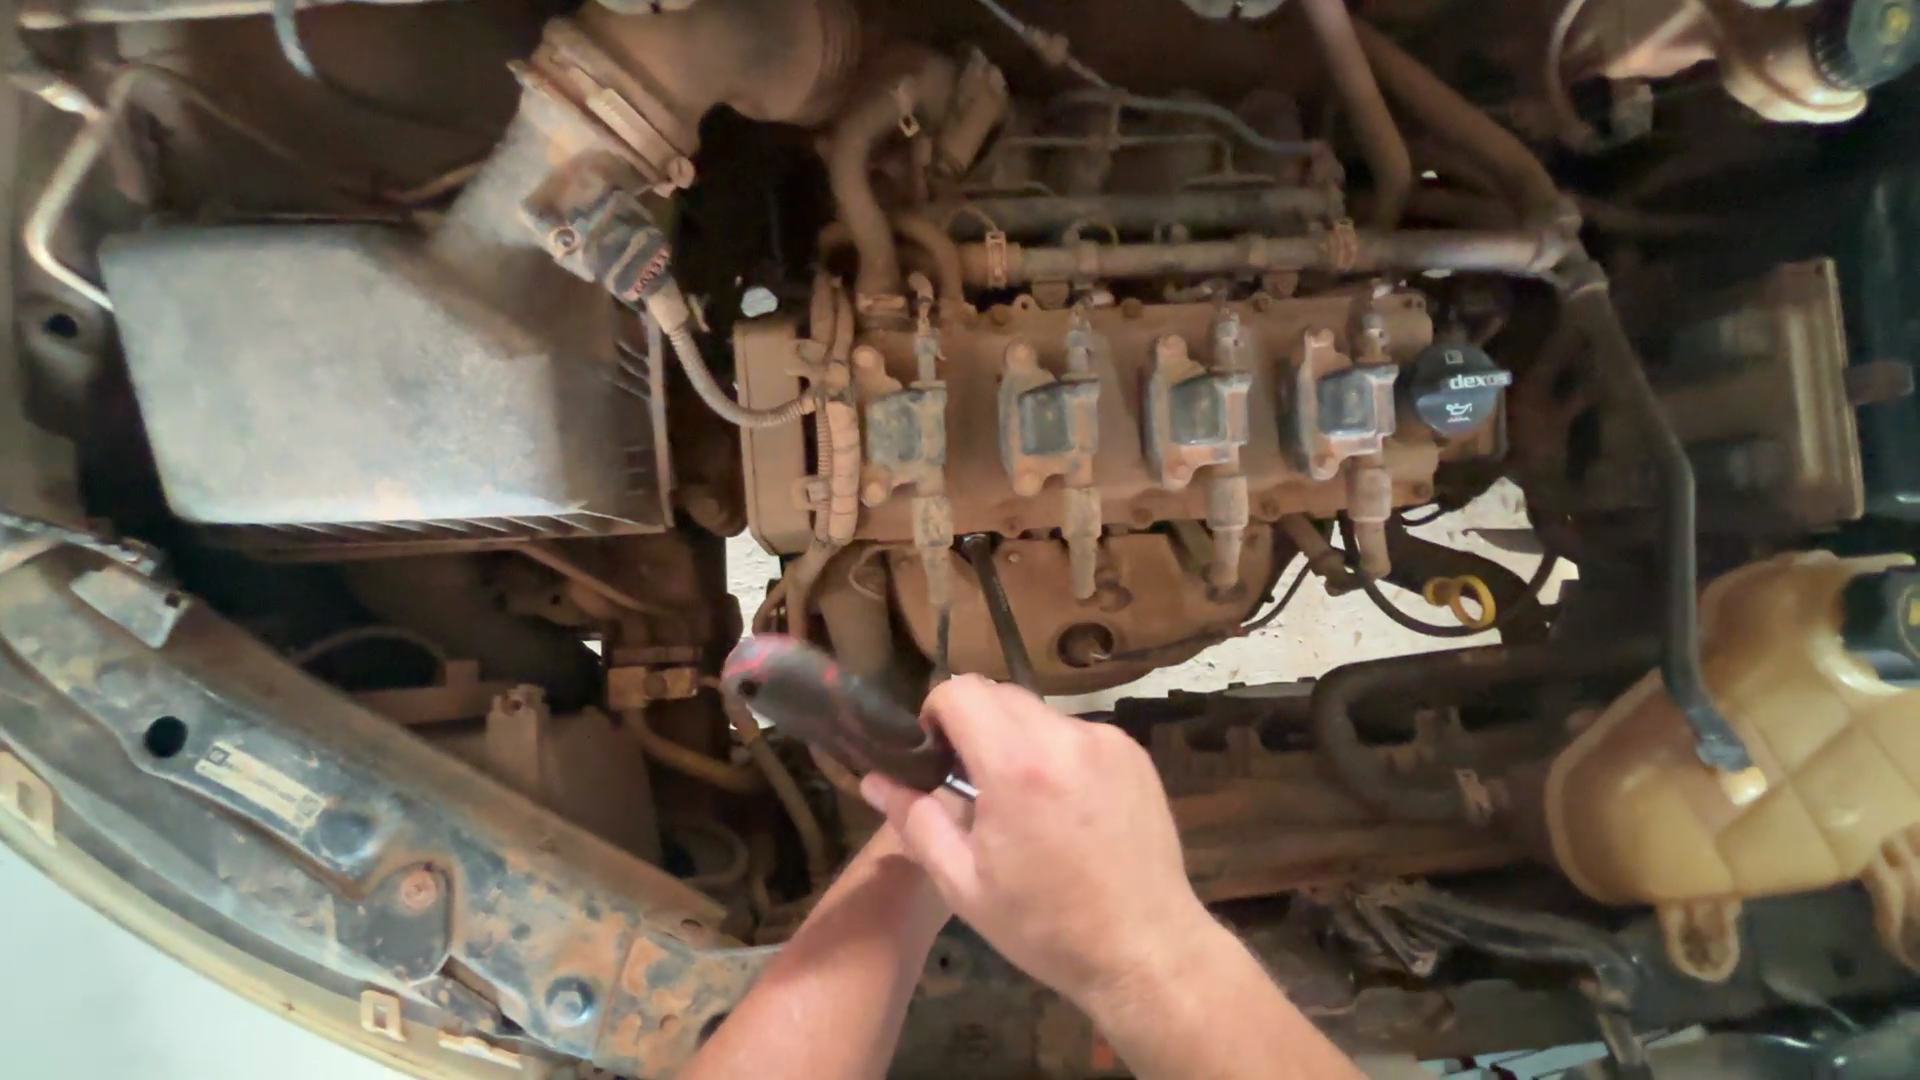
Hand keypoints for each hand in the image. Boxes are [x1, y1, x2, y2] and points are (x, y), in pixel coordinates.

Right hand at [860, 675, 1212, 1007]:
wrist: (1147, 951)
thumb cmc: (1045, 926)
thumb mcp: (963, 883)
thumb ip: (914, 820)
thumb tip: (873, 779)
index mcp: (1016, 765)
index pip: (961, 691)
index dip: (936, 712)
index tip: (937, 752)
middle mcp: (1065, 736)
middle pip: (998, 694)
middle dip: (974, 724)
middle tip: (973, 779)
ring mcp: (1106, 739)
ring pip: (1038, 712)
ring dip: (1016, 738)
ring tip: (1023, 799)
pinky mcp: (1133, 751)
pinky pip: (1075, 731)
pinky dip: (1056, 751)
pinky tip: (1064, 804)